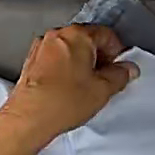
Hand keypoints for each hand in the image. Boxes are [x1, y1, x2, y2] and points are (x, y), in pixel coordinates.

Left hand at [0, 25, 138, 150]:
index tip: (119, 68)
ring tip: (85, 85)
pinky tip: (67, 87)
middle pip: (87, 39)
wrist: (27, 119)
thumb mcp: (103, 90)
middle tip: (104, 78)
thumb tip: (128, 68)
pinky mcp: (30, 61)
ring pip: (70, 48)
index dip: (117, 52)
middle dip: (99, 56)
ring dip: (80, 61)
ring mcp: (41, 47)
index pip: (107, 34)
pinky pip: (55, 57)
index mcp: (78, 35)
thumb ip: (120, 75)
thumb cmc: (64, 101)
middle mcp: (58, 34)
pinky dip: (64, 67)